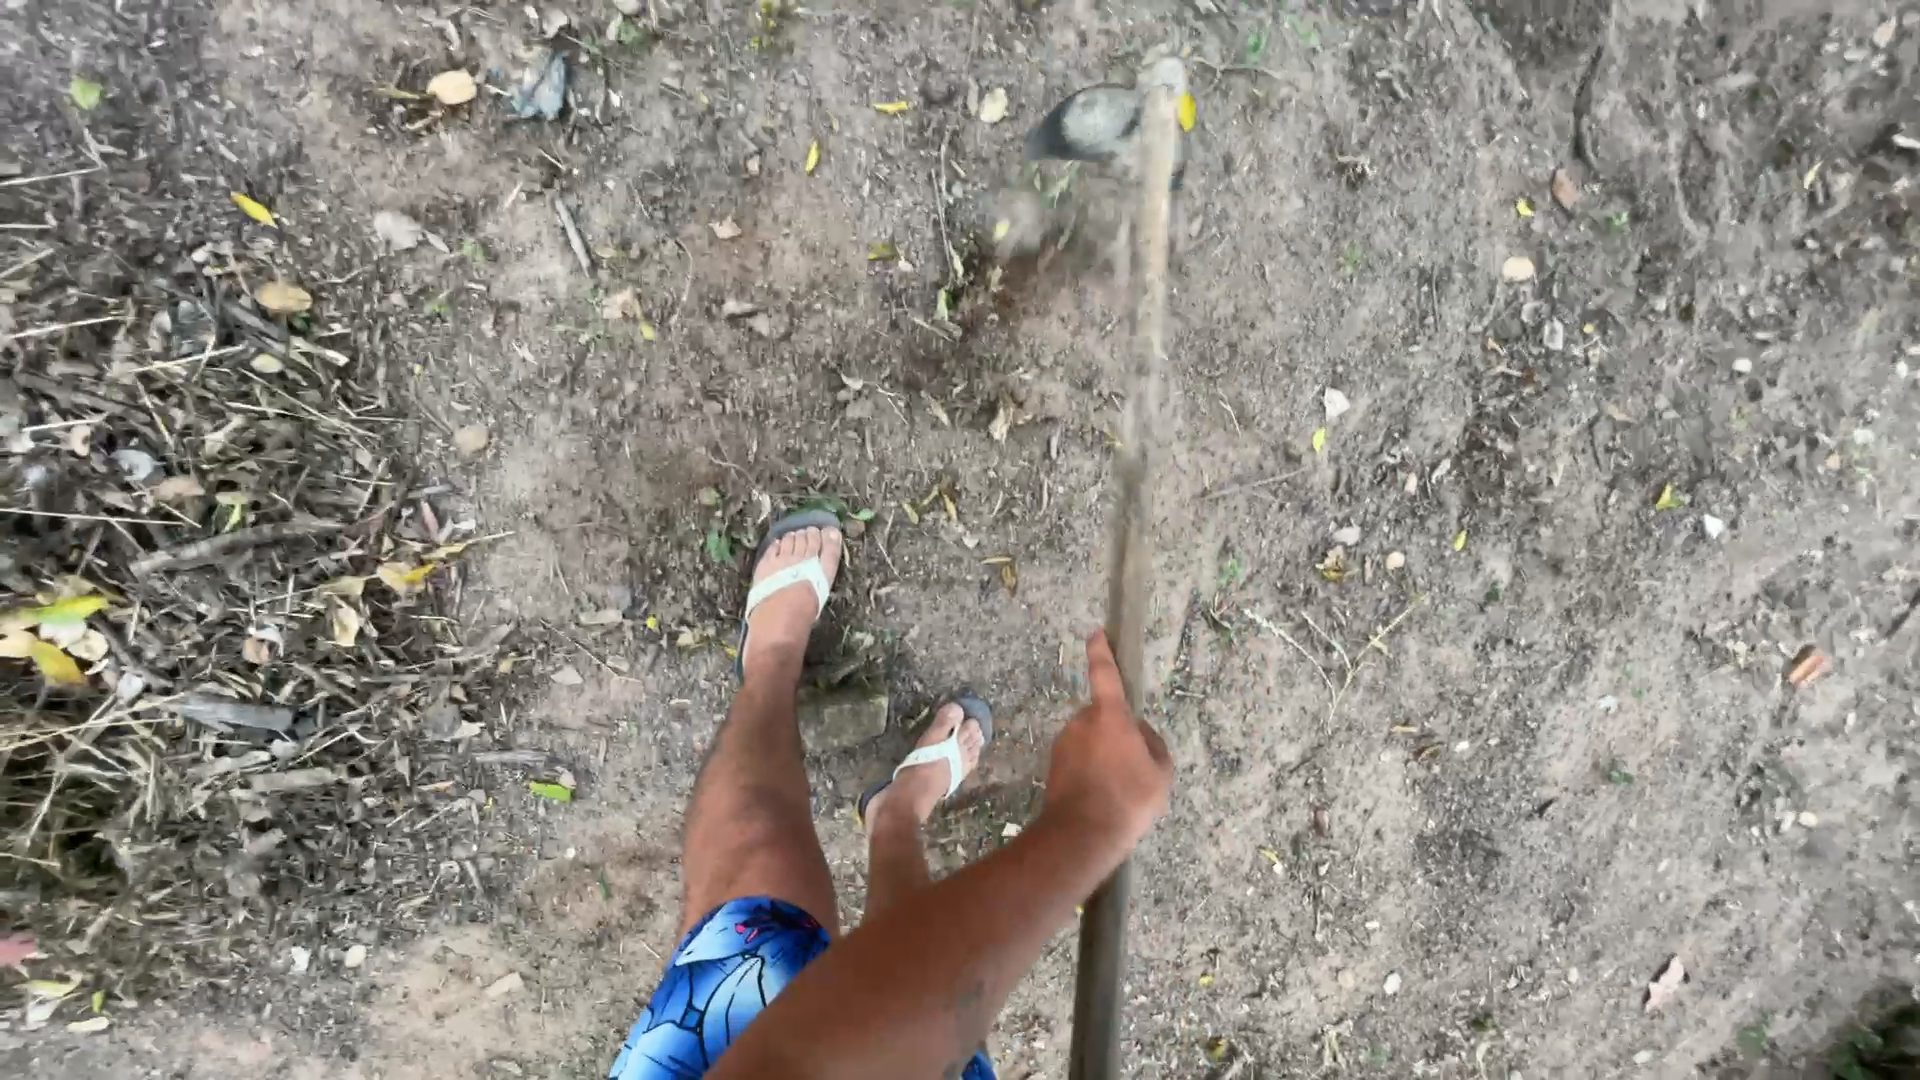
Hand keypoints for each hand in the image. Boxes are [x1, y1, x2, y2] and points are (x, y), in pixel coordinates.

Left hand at [1040, 630, 1173, 855]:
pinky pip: (1078, 758)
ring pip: (1090, 740)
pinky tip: (1100, 796)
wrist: (1083, 832)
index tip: (1096, 633)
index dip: (1101, 651)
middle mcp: (1082, 721)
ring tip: (1117, 789)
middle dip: (1116, 733)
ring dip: (1102, 754)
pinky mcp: (1054, 763)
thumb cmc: (1129, 798)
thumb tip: (1141, 733)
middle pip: (1103, 717)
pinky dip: (1089, 770)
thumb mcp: (1160, 772)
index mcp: (1109, 715)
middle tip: (1132, 767)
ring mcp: (1064, 741)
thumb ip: (1154, 744)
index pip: (1104, 673)